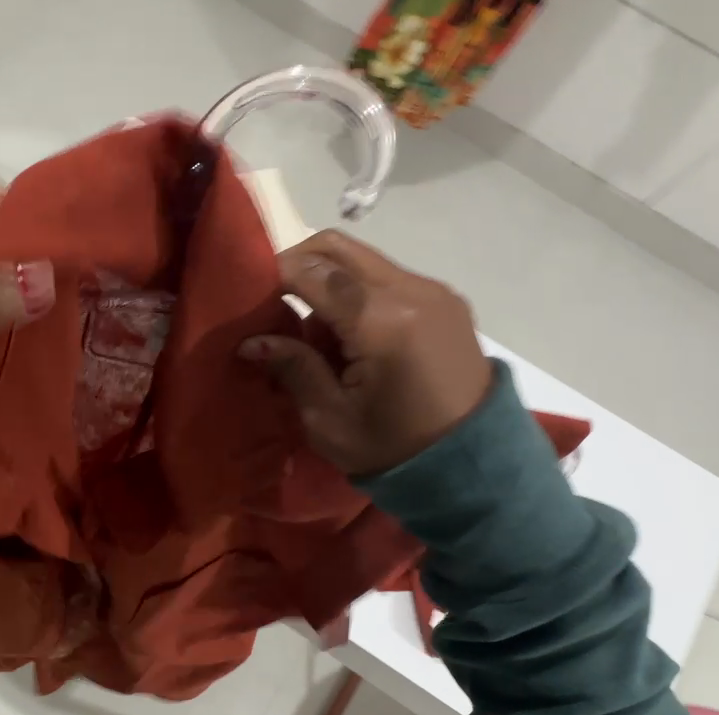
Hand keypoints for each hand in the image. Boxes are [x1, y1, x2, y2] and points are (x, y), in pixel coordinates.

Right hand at [239, 230, 490, 474]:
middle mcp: (412, 291)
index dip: (274, 277)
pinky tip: (345, 336)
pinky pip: (386, 279)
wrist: (470, 462)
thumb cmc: (392, 449)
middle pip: (338, 248)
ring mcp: (434, 291)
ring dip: (327, 282)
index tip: (248, 300)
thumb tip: (253, 341)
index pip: (314, 272)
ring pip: (362, 260)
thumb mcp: (329, 420)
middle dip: (297, 266)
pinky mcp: (444, 301)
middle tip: (271, 303)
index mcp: (383, 322)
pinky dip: (356, 294)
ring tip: (311, 333)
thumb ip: (294, 369)